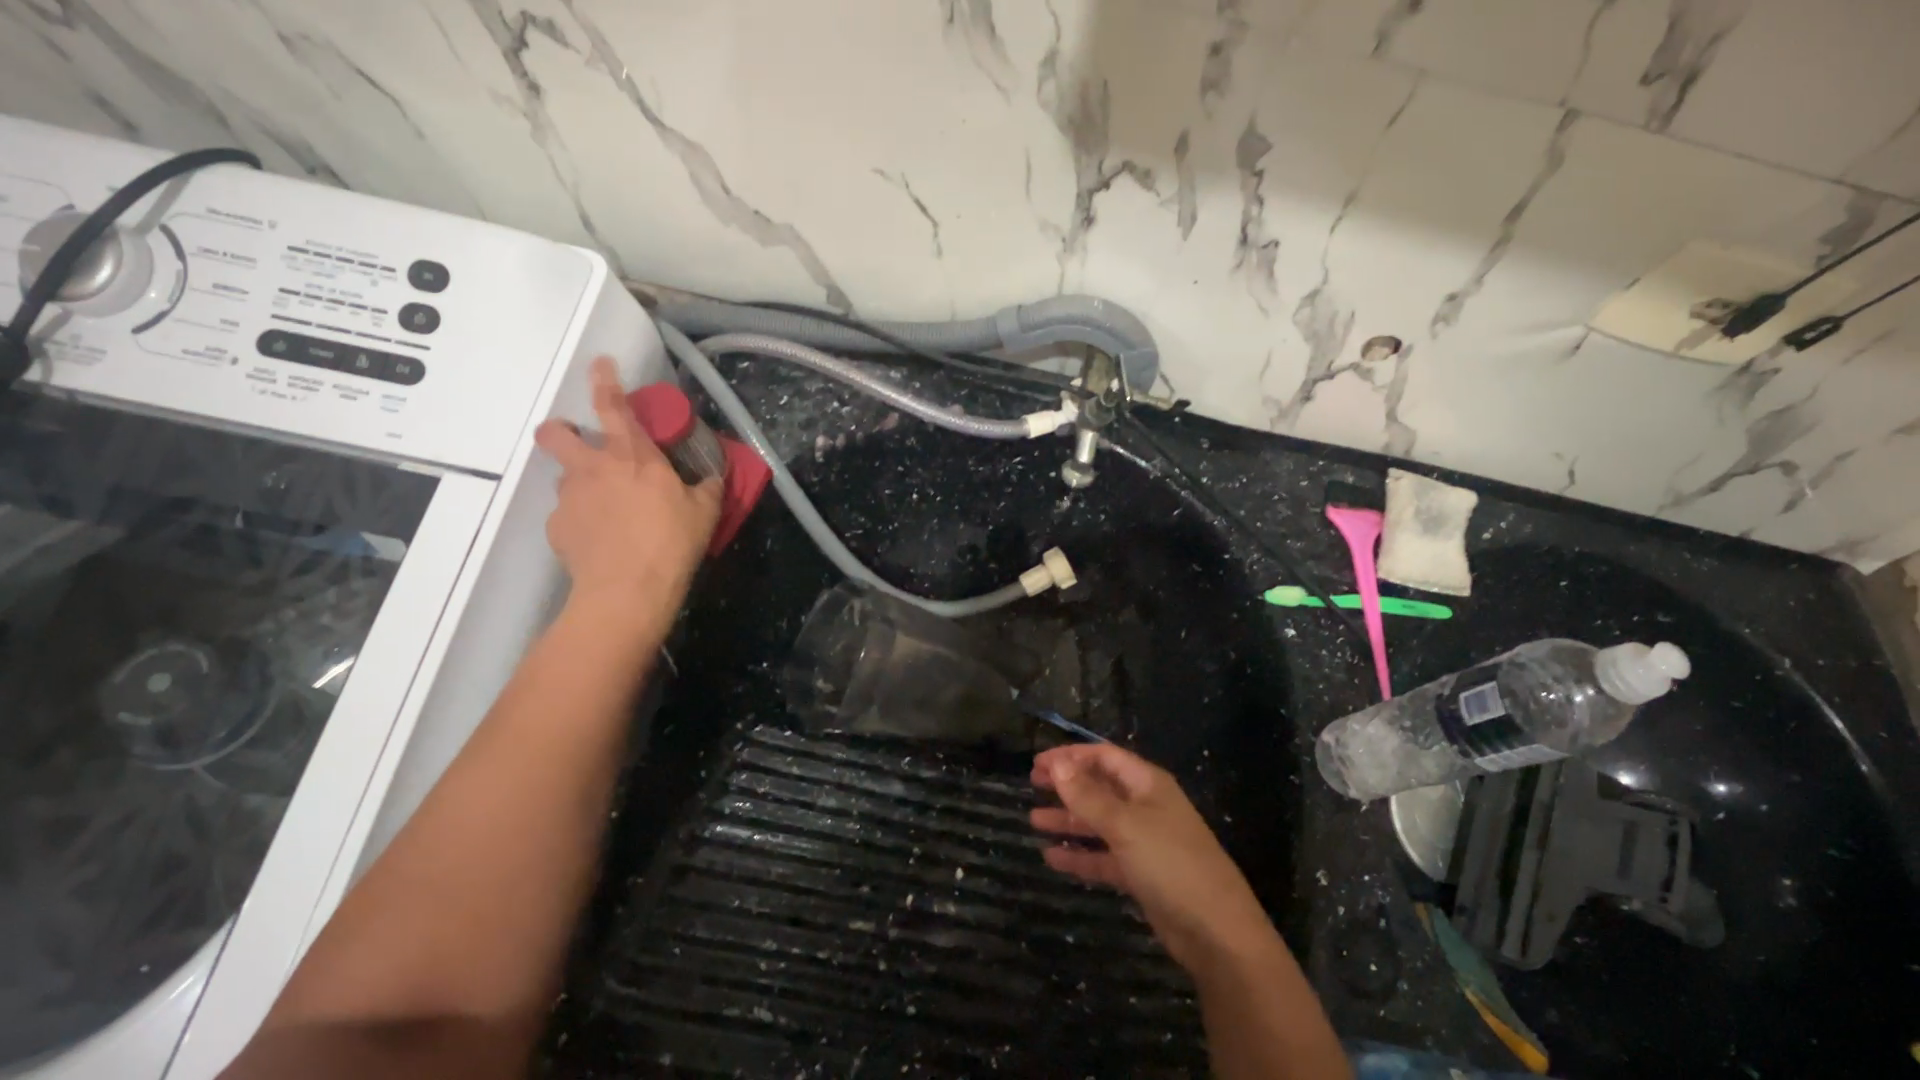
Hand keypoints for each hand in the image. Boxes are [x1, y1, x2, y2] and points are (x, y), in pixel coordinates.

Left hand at [534, 357, 722, 643]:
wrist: (627, 592)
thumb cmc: (671, 543)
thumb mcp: (705, 513)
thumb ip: (708, 488)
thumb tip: (714, 477)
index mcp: (632, 456)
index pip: (613, 405)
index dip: (605, 380)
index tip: (599, 363)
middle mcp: (593, 468)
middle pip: (557, 434)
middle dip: (560, 430)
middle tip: (575, 442)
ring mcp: (569, 498)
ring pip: (566, 479)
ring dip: (581, 485)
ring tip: (605, 511)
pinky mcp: (558, 528)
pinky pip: (568, 517)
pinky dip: (582, 523)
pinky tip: (601, 543)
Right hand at [1031, 743, 1280, 974]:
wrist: (1215, 929)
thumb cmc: (1170, 863)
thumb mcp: (1125, 825)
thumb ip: (1088, 796)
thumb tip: (1057, 765)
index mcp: (1148, 785)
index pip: (1105, 757)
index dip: (1071, 756)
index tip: (1037, 764)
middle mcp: (1146, 807)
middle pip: (1101, 788)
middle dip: (1068, 785)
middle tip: (1032, 785)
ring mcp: (1144, 842)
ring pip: (1099, 824)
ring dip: (1069, 820)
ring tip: (1033, 820)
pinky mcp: (1141, 874)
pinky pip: (1103, 857)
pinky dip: (1079, 856)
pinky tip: (1051, 858)